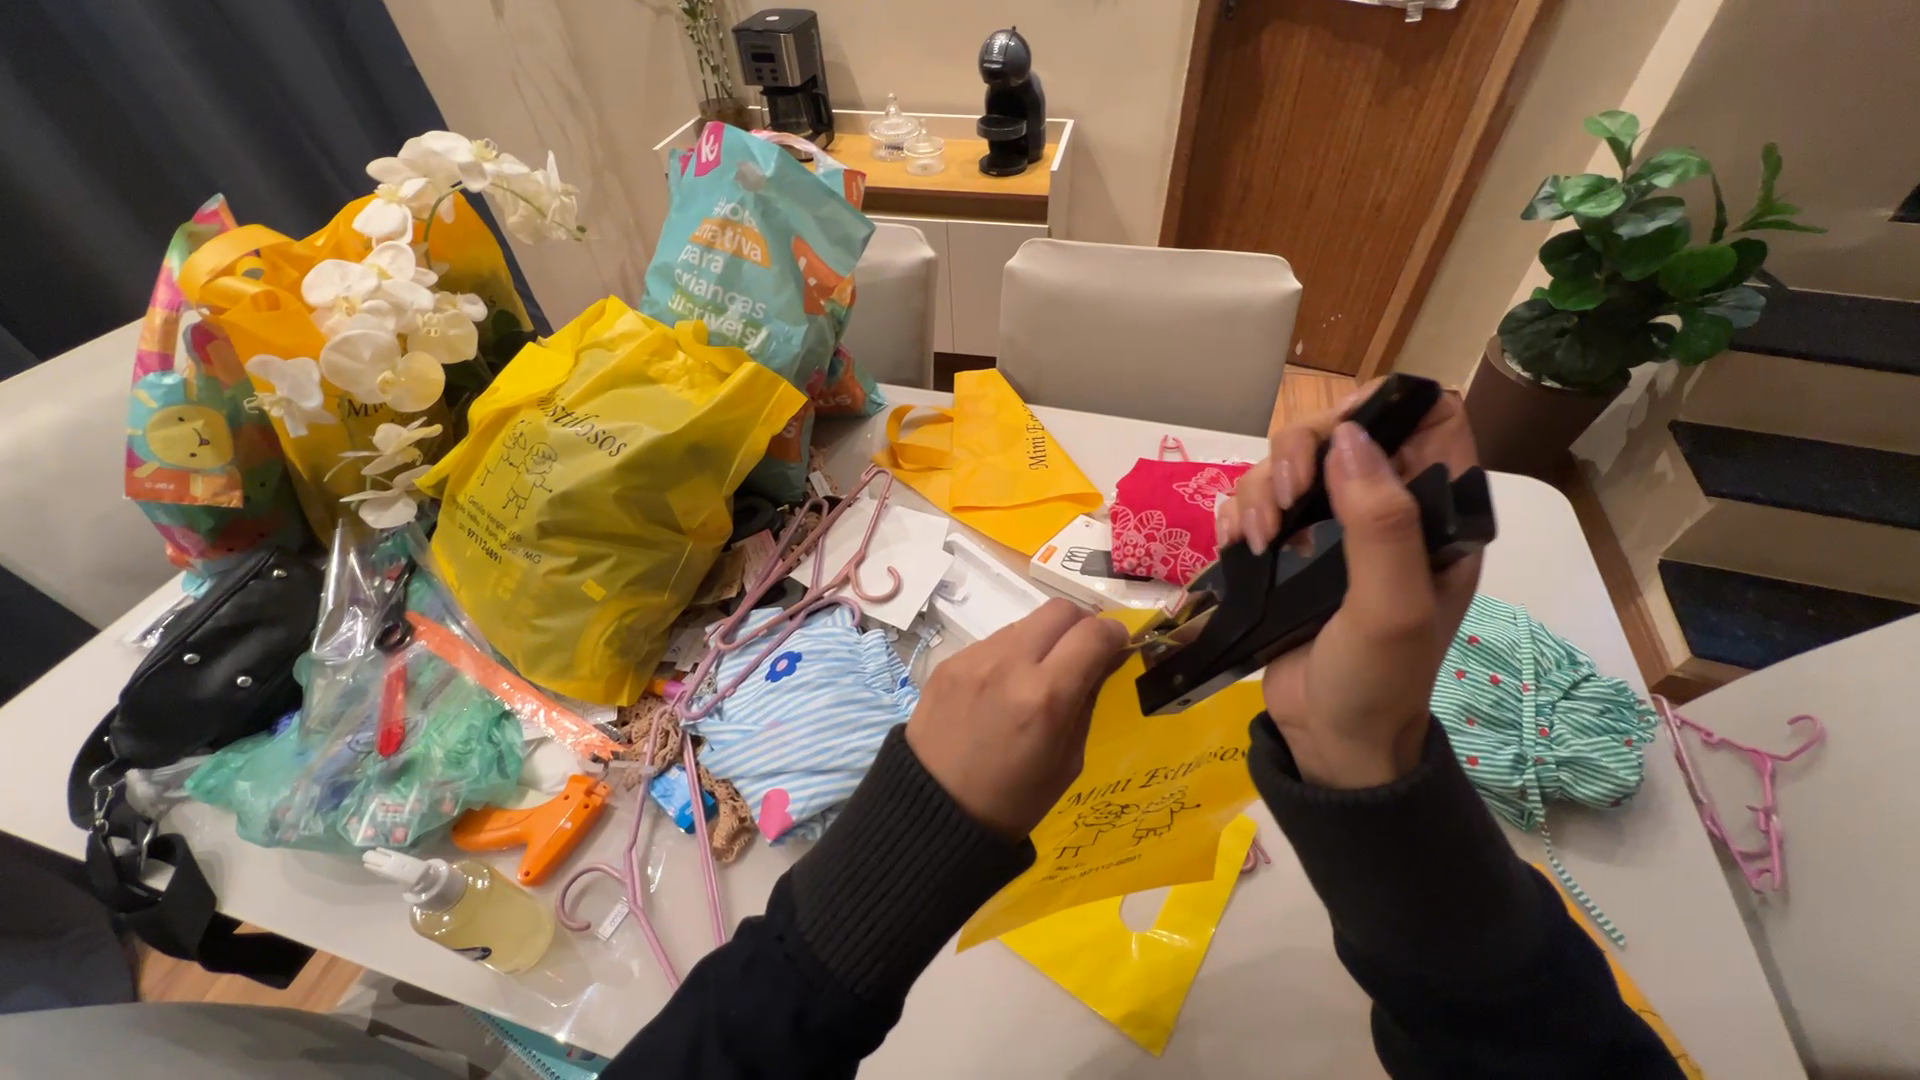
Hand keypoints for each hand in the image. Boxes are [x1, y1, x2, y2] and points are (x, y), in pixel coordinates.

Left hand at [906, 599, 1128, 838]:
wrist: (934, 809)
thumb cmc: (1013, 800)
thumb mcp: (1069, 761)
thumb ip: (1087, 701)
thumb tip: (1102, 662)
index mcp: (1046, 697)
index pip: (1093, 633)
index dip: (1114, 633)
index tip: (1118, 644)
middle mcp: (1009, 666)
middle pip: (1059, 609)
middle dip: (1081, 624)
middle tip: (1084, 650)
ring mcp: (974, 659)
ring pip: (1024, 622)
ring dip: (1044, 638)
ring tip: (1040, 672)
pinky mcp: (949, 662)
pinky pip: (993, 642)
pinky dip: (1010, 654)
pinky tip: (1004, 687)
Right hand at [1217, 381, 1482, 788]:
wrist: (1329, 738)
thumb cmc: (1378, 679)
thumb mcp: (1393, 607)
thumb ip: (1382, 523)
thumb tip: (1347, 438)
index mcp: (1434, 514)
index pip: (1427, 421)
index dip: (1381, 411)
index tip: (1333, 439)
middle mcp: (1382, 510)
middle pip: (1337, 433)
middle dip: (1297, 455)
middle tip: (1281, 503)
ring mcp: (1330, 530)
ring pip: (1287, 467)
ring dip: (1260, 491)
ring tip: (1254, 541)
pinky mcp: (1285, 551)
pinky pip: (1254, 502)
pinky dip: (1237, 513)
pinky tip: (1236, 544)